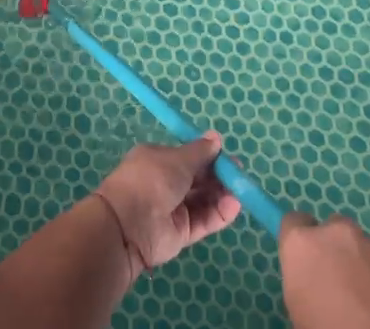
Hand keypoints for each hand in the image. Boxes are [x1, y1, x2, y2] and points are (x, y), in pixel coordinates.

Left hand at [93, 133, 241, 270]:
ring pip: (203, 200)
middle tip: (239, 176)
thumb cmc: (151, 180)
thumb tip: (216, 137)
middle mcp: (165, 183)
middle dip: (218, 176)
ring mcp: (173, 208)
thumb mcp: (176, 159)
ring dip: (221, 195)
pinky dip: (219, 213)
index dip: (208, 157)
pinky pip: (203, 220)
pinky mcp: (181, 232)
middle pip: (198, 179)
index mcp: (158, 160)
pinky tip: (234, 206)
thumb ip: (199, 152)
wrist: (129, 223)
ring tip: (239, 192)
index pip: (188, 157)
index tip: (229, 158)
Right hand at [278, 213, 369, 328]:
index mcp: (304, 246)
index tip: (311, 267)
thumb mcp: (301, 317)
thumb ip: (305, 287)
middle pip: (337, 232)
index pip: (294, 223)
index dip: (304, 244)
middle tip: (349, 295)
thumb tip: (317, 286)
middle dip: (342, 255)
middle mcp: (342, 235)